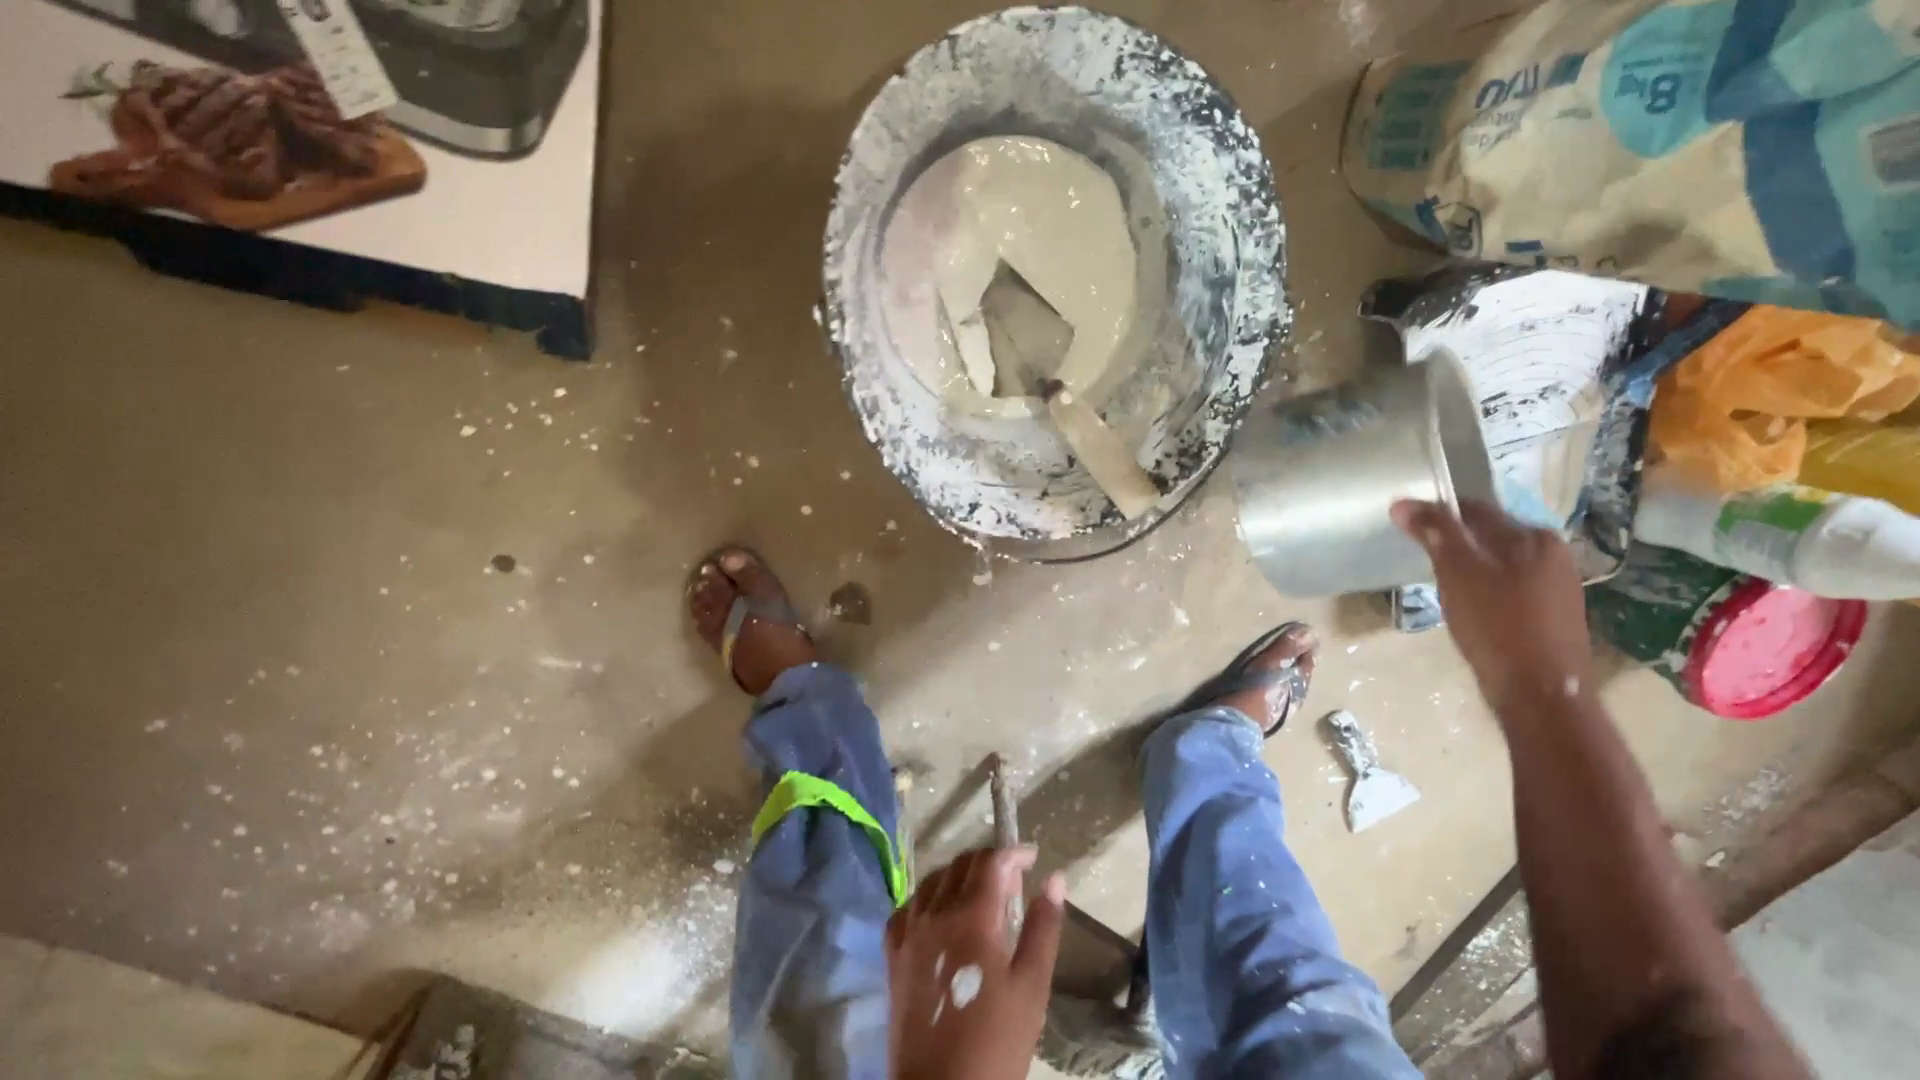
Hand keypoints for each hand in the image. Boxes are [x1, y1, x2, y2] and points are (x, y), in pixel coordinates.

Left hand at [887, 847, 1065, 1079]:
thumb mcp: (1032, 986)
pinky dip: (927, 899)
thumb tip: (1055, 879)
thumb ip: (1043, 927)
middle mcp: (934, 914)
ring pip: (931, 882)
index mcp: (970, 917)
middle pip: (959, 866)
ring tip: (982, 896)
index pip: (990, 862)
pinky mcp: (892, 957)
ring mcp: (908, 934)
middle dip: (988, 862)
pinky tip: (940, 916)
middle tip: (1014, 882)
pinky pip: (907, 909)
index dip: (1013, 852)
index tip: (1033, 857)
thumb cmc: (996, 1041)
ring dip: (958, 876)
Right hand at [1393, 498, 1594, 713]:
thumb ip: (1435, 534)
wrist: (1541, 692)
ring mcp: (1560, 583)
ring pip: (1503, 561)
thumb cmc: (1496, 626)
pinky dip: (1490, 588)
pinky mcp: (1557, 612)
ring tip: (1445, 585)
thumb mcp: (1457, 574)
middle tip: (1424, 559)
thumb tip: (1404, 503)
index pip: (1475, 509)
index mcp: (1532, 536)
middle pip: (1491, 534)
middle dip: (1457, 542)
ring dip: (1473, 566)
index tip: (1408, 525)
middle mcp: (1553, 552)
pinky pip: (1515, 586)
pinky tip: (1474, 609)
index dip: (1438, 513)